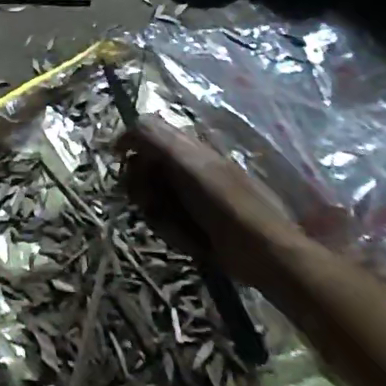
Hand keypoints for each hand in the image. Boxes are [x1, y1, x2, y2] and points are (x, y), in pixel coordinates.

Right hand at [118, 117, 303, 289]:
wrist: (266, 254)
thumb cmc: (228, 204)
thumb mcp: (189, 164)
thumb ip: (156, 139)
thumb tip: (125, 134)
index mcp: (190, 147)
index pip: (147, 132)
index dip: (131, 143)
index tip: (119, 157)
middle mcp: (187, 168)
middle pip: (143, 167)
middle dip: (141, 185)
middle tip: (149, 200)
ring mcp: (190, 197)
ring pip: (151, 197)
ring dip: (157, 213)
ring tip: (175, 226)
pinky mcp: (193, 224)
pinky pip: (165, 221)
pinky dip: (171, 231)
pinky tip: (189, 240)